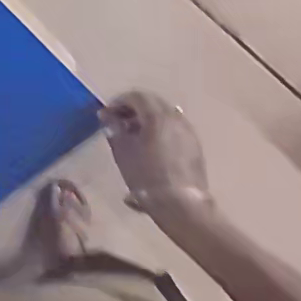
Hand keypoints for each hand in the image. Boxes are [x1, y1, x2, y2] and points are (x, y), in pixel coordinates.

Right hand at [100, 91, 216, 228]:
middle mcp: (175, 117)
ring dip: (146, 118)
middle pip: (152, 102)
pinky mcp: (194, 144)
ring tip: (132, 135)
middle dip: (132, 108)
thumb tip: (106, 115)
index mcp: (157, 115)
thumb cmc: (147, 176)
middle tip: (117, 121)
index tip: (106, 114)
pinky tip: (150, 146)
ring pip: (164, 114)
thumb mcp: (123, 151)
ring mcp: (187, 130)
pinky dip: (159, 128)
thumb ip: (113, 128)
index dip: (118, 102)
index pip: (136, 96)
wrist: (180, 204)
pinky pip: (173, 127)